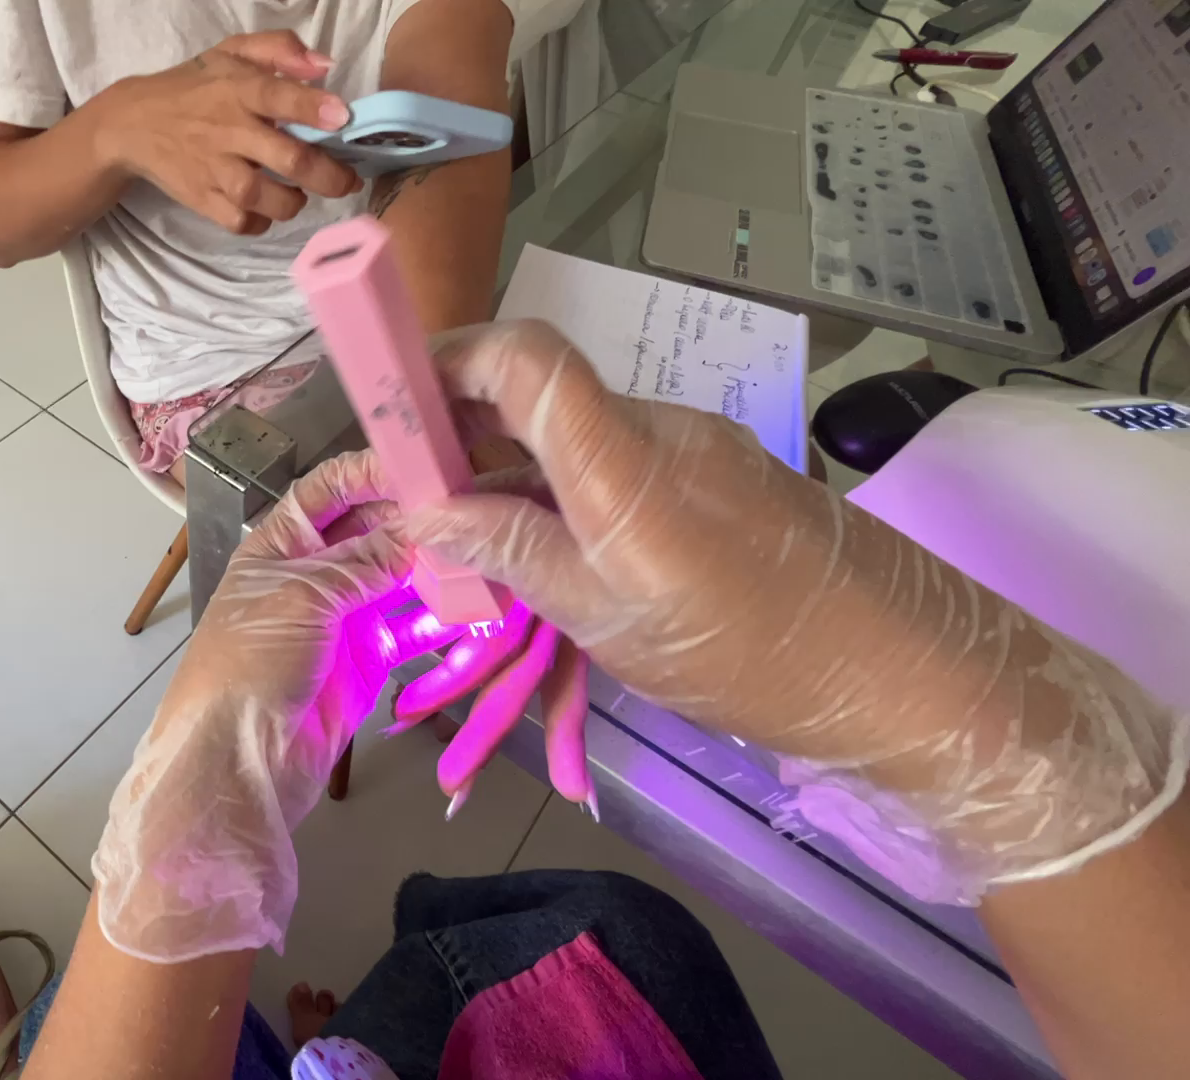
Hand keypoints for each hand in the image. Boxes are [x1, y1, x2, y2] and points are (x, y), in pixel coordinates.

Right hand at [92, 32, 361, 234]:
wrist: (134, 125)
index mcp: (237, 89)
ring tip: (299, 195)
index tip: (343, 118)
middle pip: (287, 158)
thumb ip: (279, 50)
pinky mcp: (202, 200)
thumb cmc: (194, 88)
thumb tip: (324, 68)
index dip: (313, 108)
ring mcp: (214, 169)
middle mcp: (228, 130)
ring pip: (265, 197)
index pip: (278, 96)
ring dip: (292, 202)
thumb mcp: (231, 53)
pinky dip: (260, 222)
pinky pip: (240, 221)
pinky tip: (266, 210)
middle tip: (347, 181)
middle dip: (327, 174)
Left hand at [92, 452, 467, 961]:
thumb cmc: (251, 662)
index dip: (370, 473)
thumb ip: (362, 563)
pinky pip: (412, 627)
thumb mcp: (302, 599)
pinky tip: (478, 604)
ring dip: (437, 569)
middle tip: (474, 511)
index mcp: (280, 544)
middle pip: (372, 531)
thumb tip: (417, 532)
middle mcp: (313, 572)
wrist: (239, 759)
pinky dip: (442, 617)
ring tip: (487, 553)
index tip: (423, 464)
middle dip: (416, 522)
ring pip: (399, 579)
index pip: (328, 491)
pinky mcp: (370, 656)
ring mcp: (344, 616)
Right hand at [403, 320, 1186, 902]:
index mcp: (626, 464)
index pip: (528, 361)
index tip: (397, 399)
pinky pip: (607, 457)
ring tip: (467, 527)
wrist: (915, 677)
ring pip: (568, 431)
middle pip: (536, 390)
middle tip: (414, 481)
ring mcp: (688, 443)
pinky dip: (554, 484)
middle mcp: (656, 429)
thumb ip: (512, 551)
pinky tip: (541, 538)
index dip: (453, 358)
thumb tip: (426, 511)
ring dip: (505, 465)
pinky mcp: (708, 467)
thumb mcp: (607, 619)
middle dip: (460, 422)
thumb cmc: (747, 657)